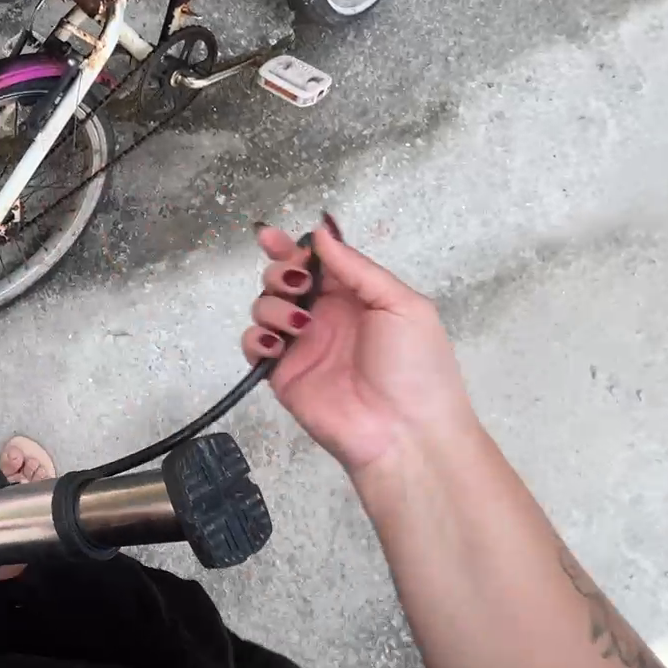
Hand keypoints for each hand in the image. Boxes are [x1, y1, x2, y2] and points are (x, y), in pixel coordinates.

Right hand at [243, 219, 477, 475]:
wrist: (405, 432)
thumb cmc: (416, 366)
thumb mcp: (402, 306)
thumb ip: (356, 267)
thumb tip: (318, 234)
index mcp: (351, 297)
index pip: (313, 262)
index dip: (288, 247)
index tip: (268, 236)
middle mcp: (321, 316)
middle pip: (280, 279)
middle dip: (279, 273)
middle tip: (298, 286)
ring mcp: (298, 343)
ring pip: (263, 306)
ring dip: (273, 306)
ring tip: (299, 326)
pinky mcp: (279, 370)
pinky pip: (252, 342)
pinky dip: (256, 337)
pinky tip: (276, 345)